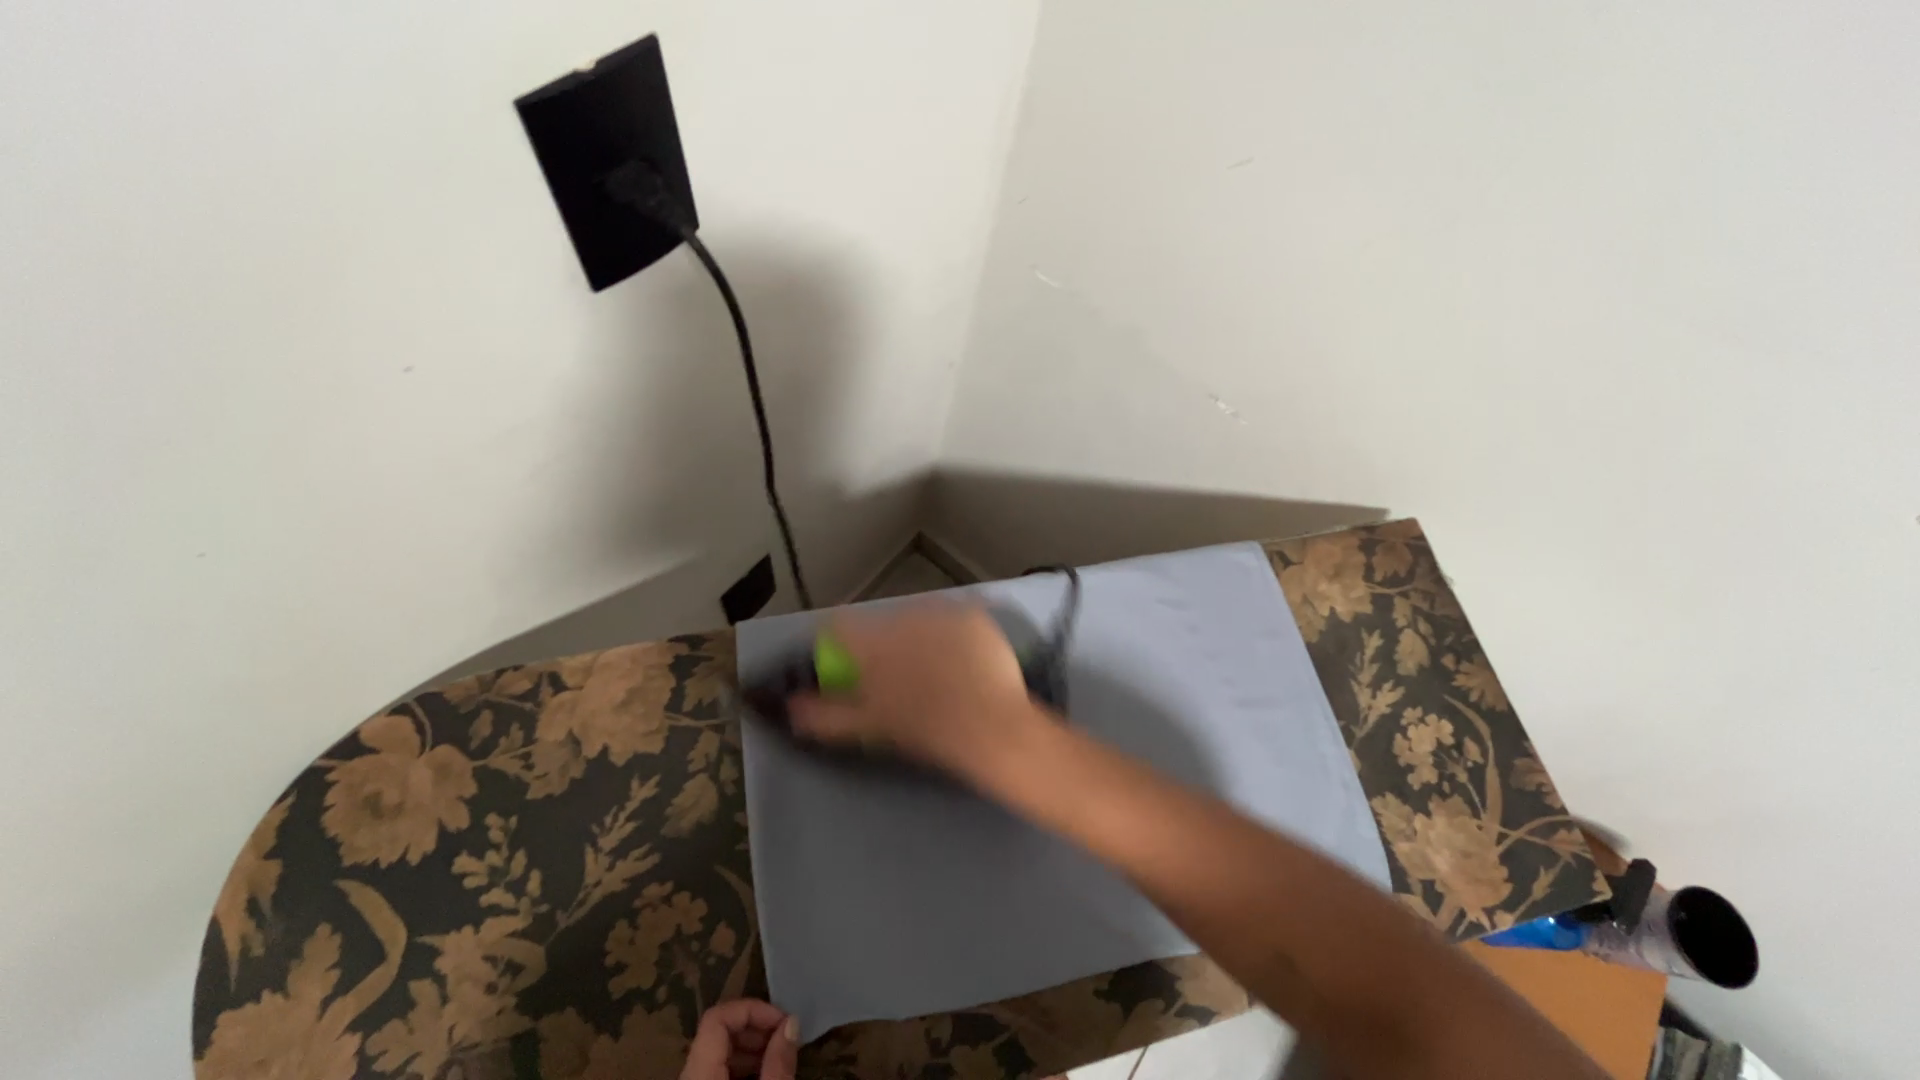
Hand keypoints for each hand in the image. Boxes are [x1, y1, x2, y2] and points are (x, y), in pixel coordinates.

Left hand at [678, 999, 797, 1079]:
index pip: (716, 1017)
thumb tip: (792, 1022)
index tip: (784, 1020)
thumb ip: (777, 1063)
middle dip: (755, 1028)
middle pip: (717, 1032)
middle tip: (787, 1039)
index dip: (752, 1010)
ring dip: (751, 1047)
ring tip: (779, 1057)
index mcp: (698, 1073)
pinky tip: (763, 1074)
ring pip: (717, 1052)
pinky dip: (741, 1065)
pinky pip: (715, 1070)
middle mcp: (688, 1075)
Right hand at [788, 602, 1052, 780]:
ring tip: (939, 673)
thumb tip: (791, 707)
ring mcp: (942, 612)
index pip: (838, 627)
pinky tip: (966, 662)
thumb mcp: (868, 726)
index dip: (841, 646)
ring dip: (921, 639)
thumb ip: (823, 715)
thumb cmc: (924, 729)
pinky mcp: (974, 615)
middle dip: (886, 646)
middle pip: (882, 626)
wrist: (990, 726)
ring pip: (919, 621)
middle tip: (902, 681)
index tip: (852, 667)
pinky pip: (954, 620)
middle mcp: (901, 616)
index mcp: (871, 641)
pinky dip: (955, 636)